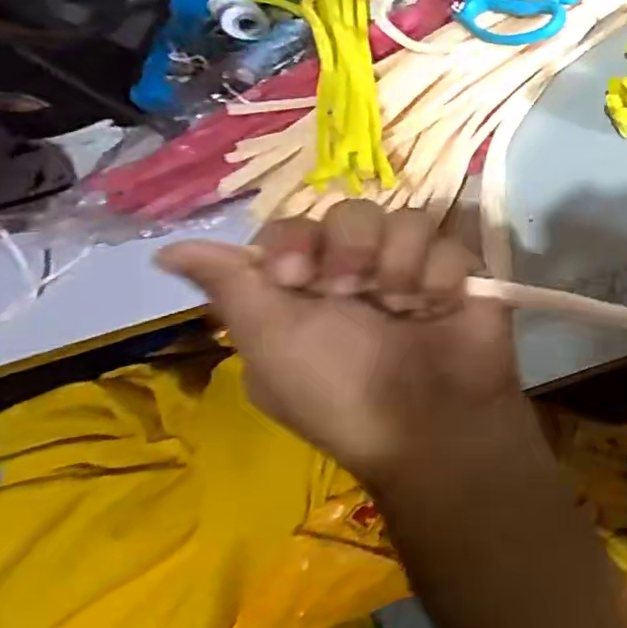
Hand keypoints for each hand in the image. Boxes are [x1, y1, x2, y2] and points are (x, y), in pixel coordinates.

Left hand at [156, 201, 520, 485]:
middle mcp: (358, 271)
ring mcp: (412, 269)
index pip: (294, 227)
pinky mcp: (460, 272)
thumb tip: (167, 251)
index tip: (297, 277)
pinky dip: (443, 275)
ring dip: (404, 264)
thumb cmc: (340, 387)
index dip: (298, 240)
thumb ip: (234, 288)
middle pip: (354, 213)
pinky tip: (440, 306)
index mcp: (303, 288)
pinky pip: (452, 243)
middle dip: (355, 248)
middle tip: (357, 290)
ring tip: (409, 305)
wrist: (433, 414)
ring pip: (410, 221)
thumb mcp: (274, 344)